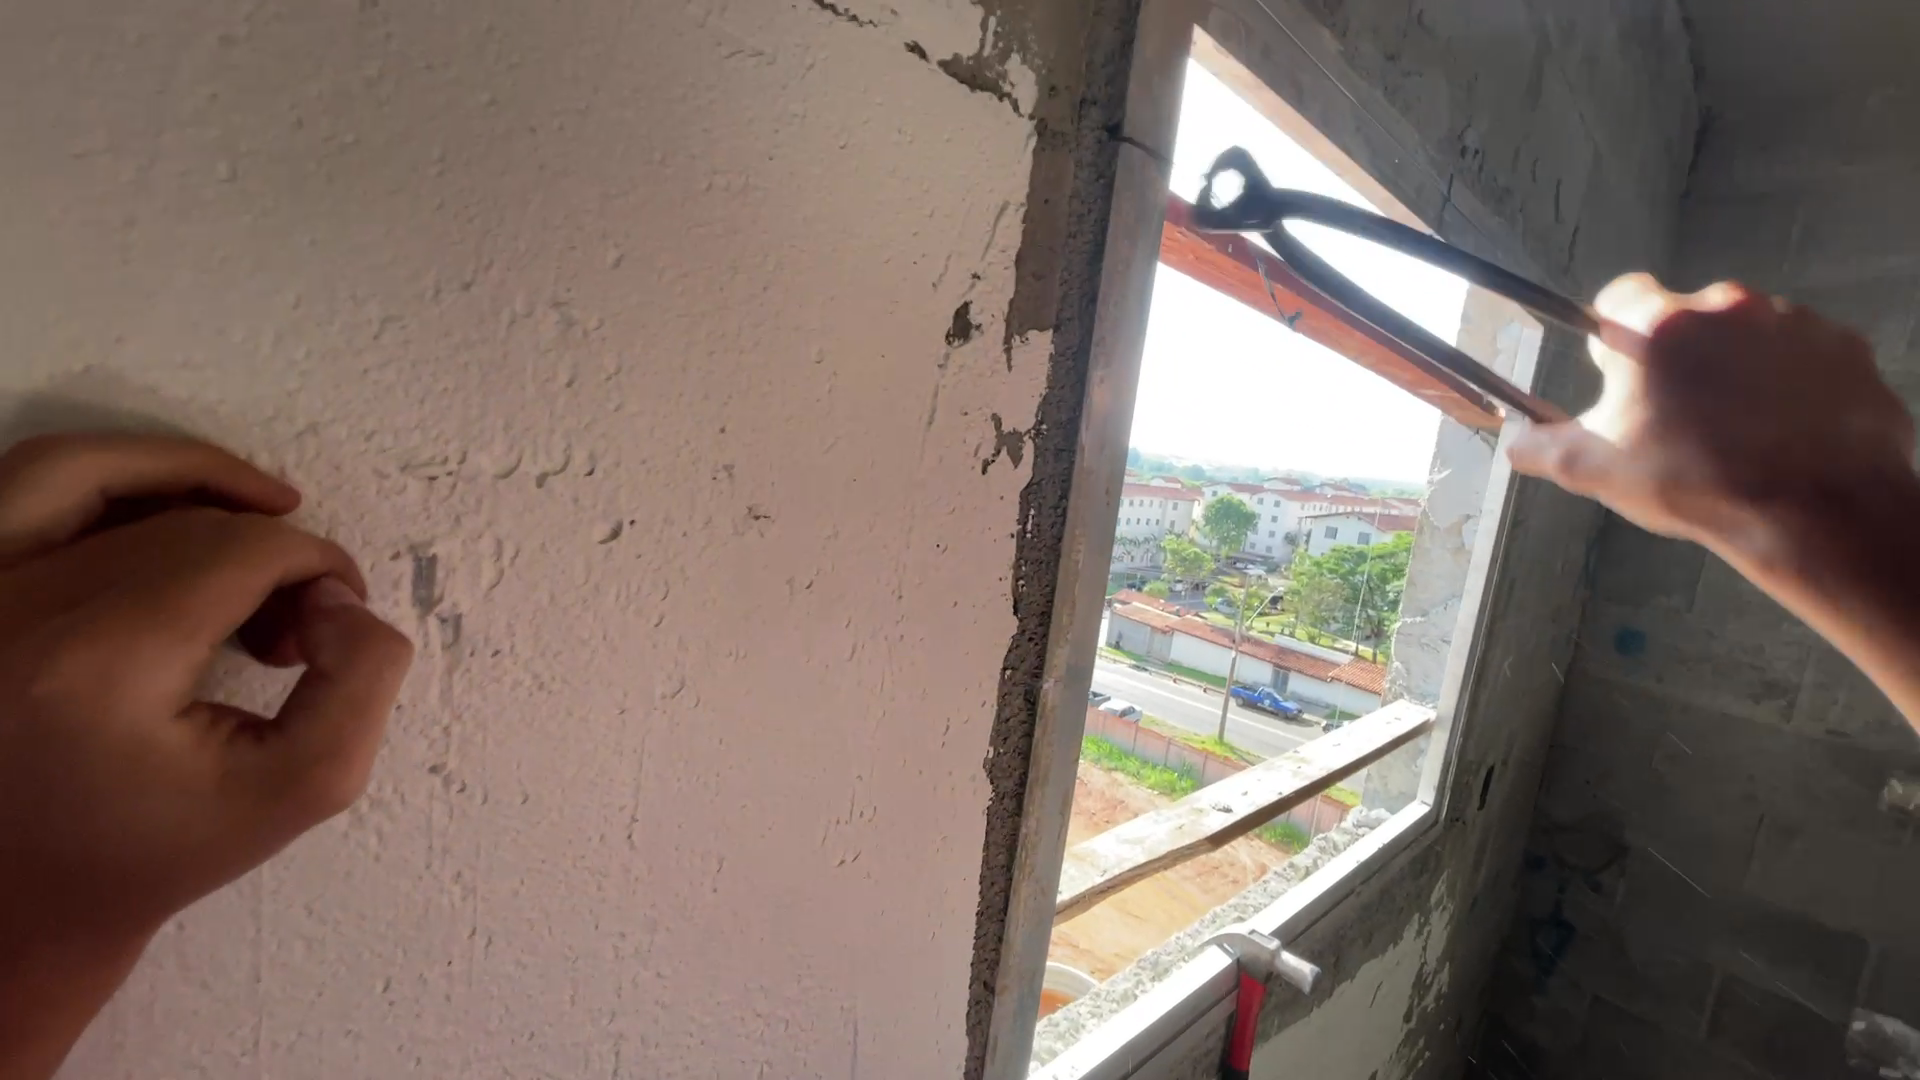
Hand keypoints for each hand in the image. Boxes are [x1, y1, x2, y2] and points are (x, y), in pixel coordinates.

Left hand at [0, 433, 412, 1078]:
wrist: (13, 903)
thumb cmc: (163, 847)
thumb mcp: (315, 781)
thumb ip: (369, 675)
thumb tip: (340, 596)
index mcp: (91, 668)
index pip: (244, 551)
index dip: (322, 567)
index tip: (339, 620)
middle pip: (190, 525)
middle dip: (279, 555)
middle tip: (303, 622)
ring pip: (86, 469)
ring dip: (200, 480)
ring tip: (264, 513)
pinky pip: (29, 485)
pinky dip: (119, 477)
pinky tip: (180, 514)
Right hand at [1508, 273, 1914, 565]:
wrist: (1814, 510)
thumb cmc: (1690, 480)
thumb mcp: (1587, 468)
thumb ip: (1535, 445)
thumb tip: (1515, 439)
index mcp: (1657, 328)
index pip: (1619, 295)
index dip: (1608, 333)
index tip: (1612, 371)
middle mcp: (1728, 308)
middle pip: (1680, 318)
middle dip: (1668, 356)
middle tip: (1663, 412)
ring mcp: (1795, 324)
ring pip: (1737, 334)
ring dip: (1723, 366)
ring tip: (1722, 425)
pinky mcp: (1847, 349)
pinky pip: (1794, 353)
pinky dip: (1777, 380)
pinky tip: (1769, 426)